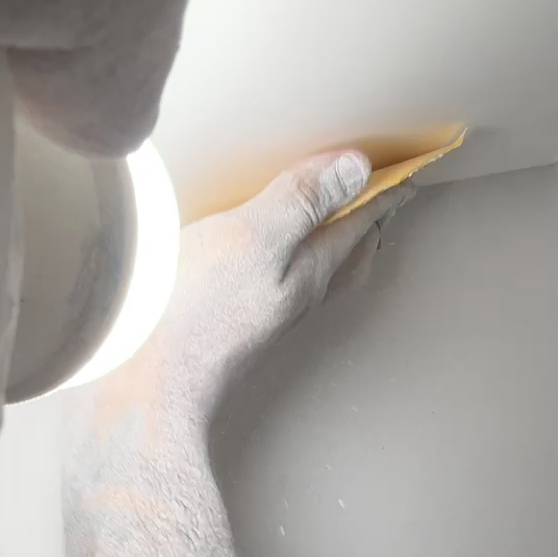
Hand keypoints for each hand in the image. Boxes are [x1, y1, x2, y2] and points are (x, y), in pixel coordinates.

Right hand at [69, 150, 414, 441]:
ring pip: (318, 273)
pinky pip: (282, 282)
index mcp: (309, 272)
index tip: (406, 181)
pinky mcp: (234, 321)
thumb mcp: (254, 240)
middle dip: (368, 227)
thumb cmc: (198, 314)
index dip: (383, 198)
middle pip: (347, 257)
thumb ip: (301, 202)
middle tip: (382, 204)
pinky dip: (294, 261)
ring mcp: (265, 312)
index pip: (358, 227)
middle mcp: (294, 295)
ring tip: (338, 227)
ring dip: (335, 246)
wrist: (151, 386)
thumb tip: (355, 170)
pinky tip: (268, 256)